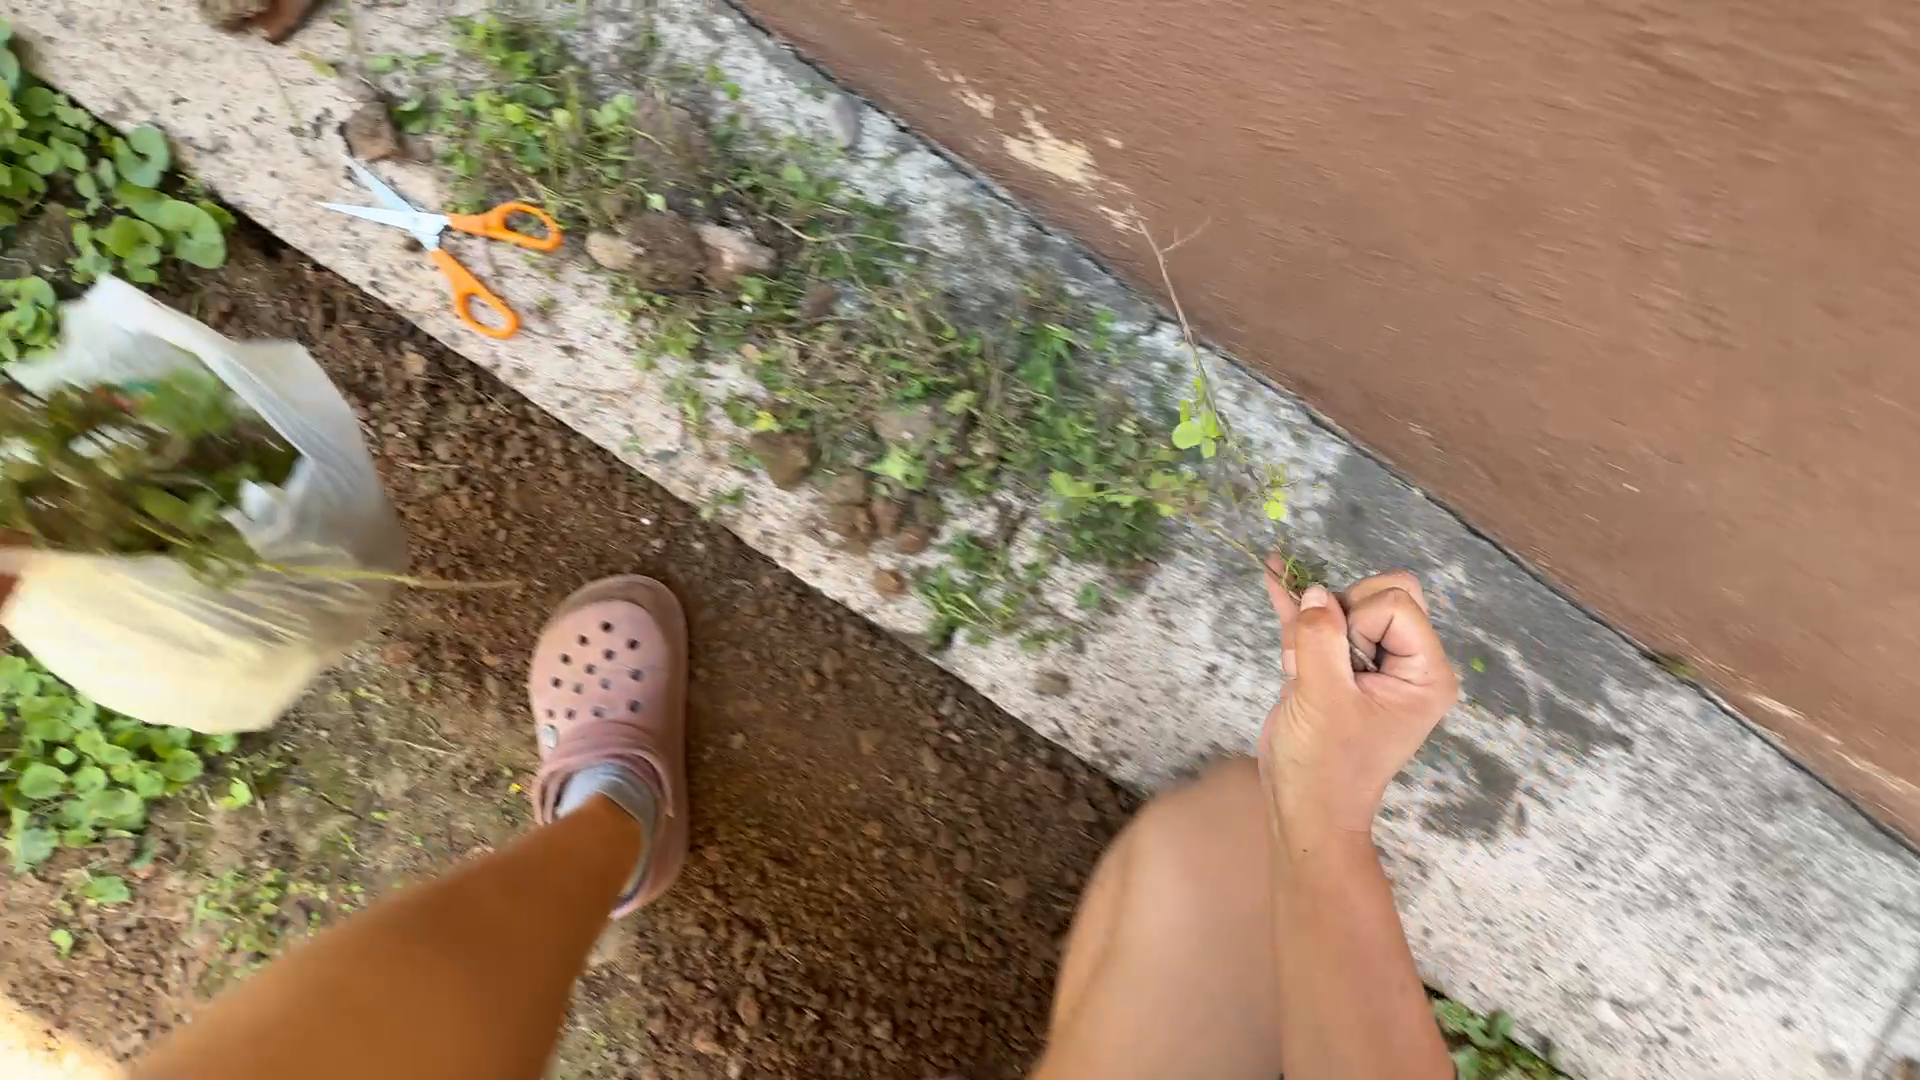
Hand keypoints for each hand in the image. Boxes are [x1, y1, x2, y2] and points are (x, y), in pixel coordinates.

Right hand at [1260, 561, 1458, 839]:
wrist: (1302, 805)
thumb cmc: (1325, 762)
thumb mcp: (1324, 699)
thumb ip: (1319, 639)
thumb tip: (1314, 591)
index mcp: (1424, 673)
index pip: (1396, 605)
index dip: (1357, 621)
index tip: (1340, 668)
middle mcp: (1403, 663)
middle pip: (1378, 595)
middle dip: (1337, 611)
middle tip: (1318, 657)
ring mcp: (1365, 664)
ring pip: (1341, 605)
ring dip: (1310, 619)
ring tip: (1293, 654)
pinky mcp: (1331, 668)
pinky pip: (1317, 623)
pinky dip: (1295, 603)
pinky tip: (1274, 572)